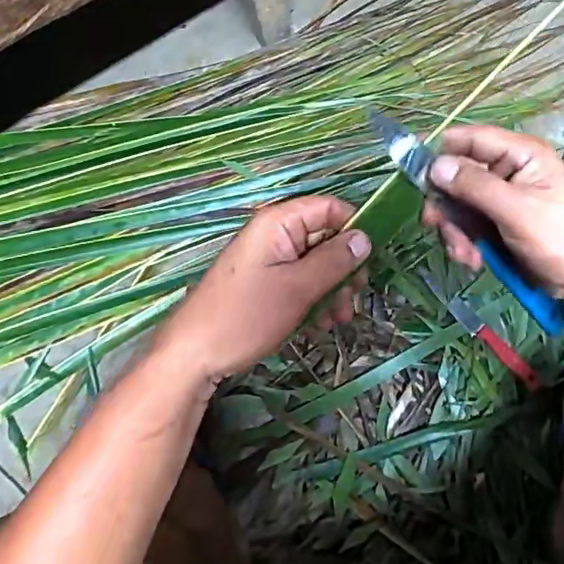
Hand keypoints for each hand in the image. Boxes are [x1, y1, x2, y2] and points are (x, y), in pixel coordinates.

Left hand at [152, 196, 370, 384]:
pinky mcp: (265, 281)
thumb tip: (365, 238)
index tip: (369, 261)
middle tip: (353, 298)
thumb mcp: (297, 289)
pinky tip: (317, 325)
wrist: (193, 355)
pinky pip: (300, 280)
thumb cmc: (245, 316)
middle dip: (344, 268)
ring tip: (334, 320)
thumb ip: (334, 261)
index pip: (329, 208)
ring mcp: (269, 258)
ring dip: (331, 289)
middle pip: (325, 236)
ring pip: (316, 263)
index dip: (354, 228)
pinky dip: (313, 299)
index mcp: (279, 222)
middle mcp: (274, 233)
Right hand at [421, 125, 563, 304]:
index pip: (469, 138)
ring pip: (461, 205)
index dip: (440, 152)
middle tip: (437, 229)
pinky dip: (467, 243)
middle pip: (459, 175)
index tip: (415, 176)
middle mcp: (509, 171)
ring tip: (466, 257)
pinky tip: (474, 262)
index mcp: (520, 154)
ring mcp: (505, 199)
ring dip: (456, 231)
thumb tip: (435, 164)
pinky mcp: (503, 224)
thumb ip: (475, 186)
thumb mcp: (518, 210)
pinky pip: (472, 226)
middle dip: (447, 205)